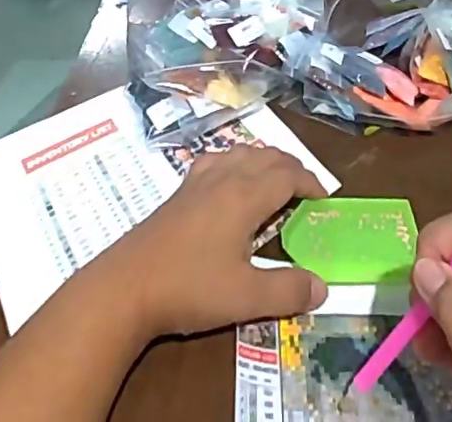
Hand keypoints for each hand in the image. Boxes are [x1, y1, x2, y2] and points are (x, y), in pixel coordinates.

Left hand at [88, 144, 327, 338]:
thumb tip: (322, 287)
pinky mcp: (180, 190)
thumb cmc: (190, 288)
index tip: (324, 198)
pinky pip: (217, 159)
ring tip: (275, 181)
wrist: (127, 285)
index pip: (286, 175)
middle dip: (291, 167)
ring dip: (264, 160)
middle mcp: (224, 178)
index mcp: (244, 196)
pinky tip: (231, 180)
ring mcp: (198, 180)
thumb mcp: (245, 298)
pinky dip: (236, 161)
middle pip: (266, 156)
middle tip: (306, 190)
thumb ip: (287, 291)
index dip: (309, 182)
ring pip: (240, 152)